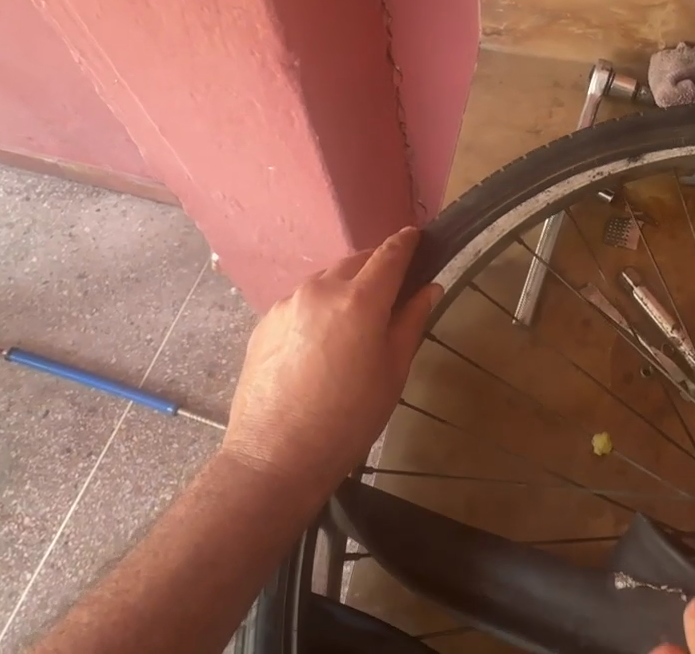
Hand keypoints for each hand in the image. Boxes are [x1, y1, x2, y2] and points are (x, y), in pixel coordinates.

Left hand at [220, 228, 441, 489]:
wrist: (274, 458)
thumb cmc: (349, 418)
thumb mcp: (393, 371)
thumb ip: (411, 321)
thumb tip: (429, 289)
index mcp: (359, 299)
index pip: (390, 255)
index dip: (406, 242)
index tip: (417, 235)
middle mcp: (321, 290)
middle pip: (356, 261)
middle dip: (376, 265)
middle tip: (393, 285)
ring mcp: (288, 304)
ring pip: (326, 279)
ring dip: (346, 285)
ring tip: (356, 317)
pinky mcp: (265, 323)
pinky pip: (301, 302)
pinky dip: (319, 306)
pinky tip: (323, 340)